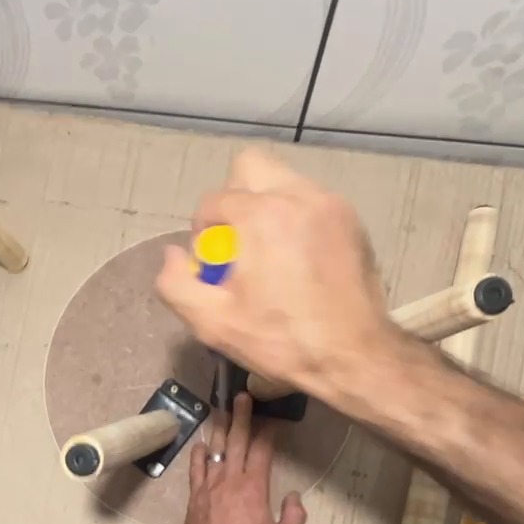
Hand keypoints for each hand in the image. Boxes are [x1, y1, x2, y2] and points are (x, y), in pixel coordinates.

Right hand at [155, 149, 405, 403]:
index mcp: (260, 216)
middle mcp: (297, 196)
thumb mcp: (212, 323)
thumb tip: (172, 255)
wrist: (352, 355)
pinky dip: (295, 222)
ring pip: (283, 182)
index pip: (212, 202)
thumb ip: (176, 284)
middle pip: (249, 168)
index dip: (201, 236)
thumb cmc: (280, 341)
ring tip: (267, 256)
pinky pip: (310, 203)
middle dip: (232, 200)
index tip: (212, 269)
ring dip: (264, 210)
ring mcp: (329, 205)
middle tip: (236, 245)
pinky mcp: (351, 220)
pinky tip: (296, 263)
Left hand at [176, 394, 306, 523]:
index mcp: (255, 487)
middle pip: (237, 441)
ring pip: (215, 450)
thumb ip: (293, 517)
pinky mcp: (195, 496)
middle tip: (242, 395)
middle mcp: (231, 480)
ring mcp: (210, 486)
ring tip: (221, 409)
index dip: (269, 432)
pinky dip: (198, 455)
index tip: (273, 416)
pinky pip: (196, 469)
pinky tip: (201, 443)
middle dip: (241, 416)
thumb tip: (294, 497)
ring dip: (219, 428)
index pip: (263, 450)